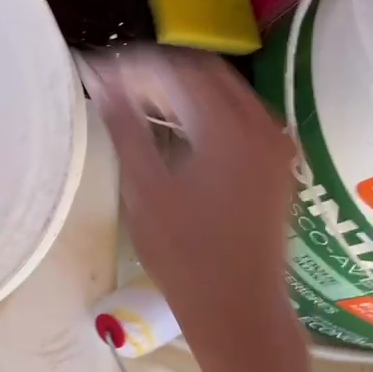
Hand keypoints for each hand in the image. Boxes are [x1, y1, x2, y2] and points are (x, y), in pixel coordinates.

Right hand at [87, 47, 297, 354]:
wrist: (237, 306)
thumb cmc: (183, 251)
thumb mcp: (143, 185)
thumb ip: (125, 125)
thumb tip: (104, 80)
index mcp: (227, 129)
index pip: (176, 70)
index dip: (132, 65)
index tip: (96, 71)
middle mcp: (260, 127)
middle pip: (204, 72)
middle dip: (156, 70)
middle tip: (113, 82)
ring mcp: (273, 144)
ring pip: (223, 90)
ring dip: (179, 87)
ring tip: (135, 101)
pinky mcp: (276, 162)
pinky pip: (237, 113)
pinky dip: (202, 107)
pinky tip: (172, 124)